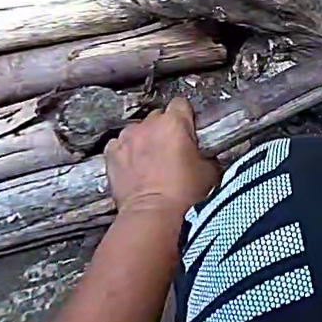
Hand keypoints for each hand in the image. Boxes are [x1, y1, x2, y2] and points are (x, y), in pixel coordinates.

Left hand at [104, 98, 219, 220]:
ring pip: (137, 130)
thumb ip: (207, 153)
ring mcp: (127, 138)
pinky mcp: (111, 154)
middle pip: (158, 116)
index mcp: (175, 122)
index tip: (188, 130)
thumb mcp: (210, 171)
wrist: (153, 217)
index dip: (186, 116)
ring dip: (144, 140)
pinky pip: (119, 144)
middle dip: (165, 129)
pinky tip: (133, 166)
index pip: (181, 104)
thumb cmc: (184, 195)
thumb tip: (207, 152)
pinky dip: (125, 152)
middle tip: (172, 150)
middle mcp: (149, 125)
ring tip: (151, 161)